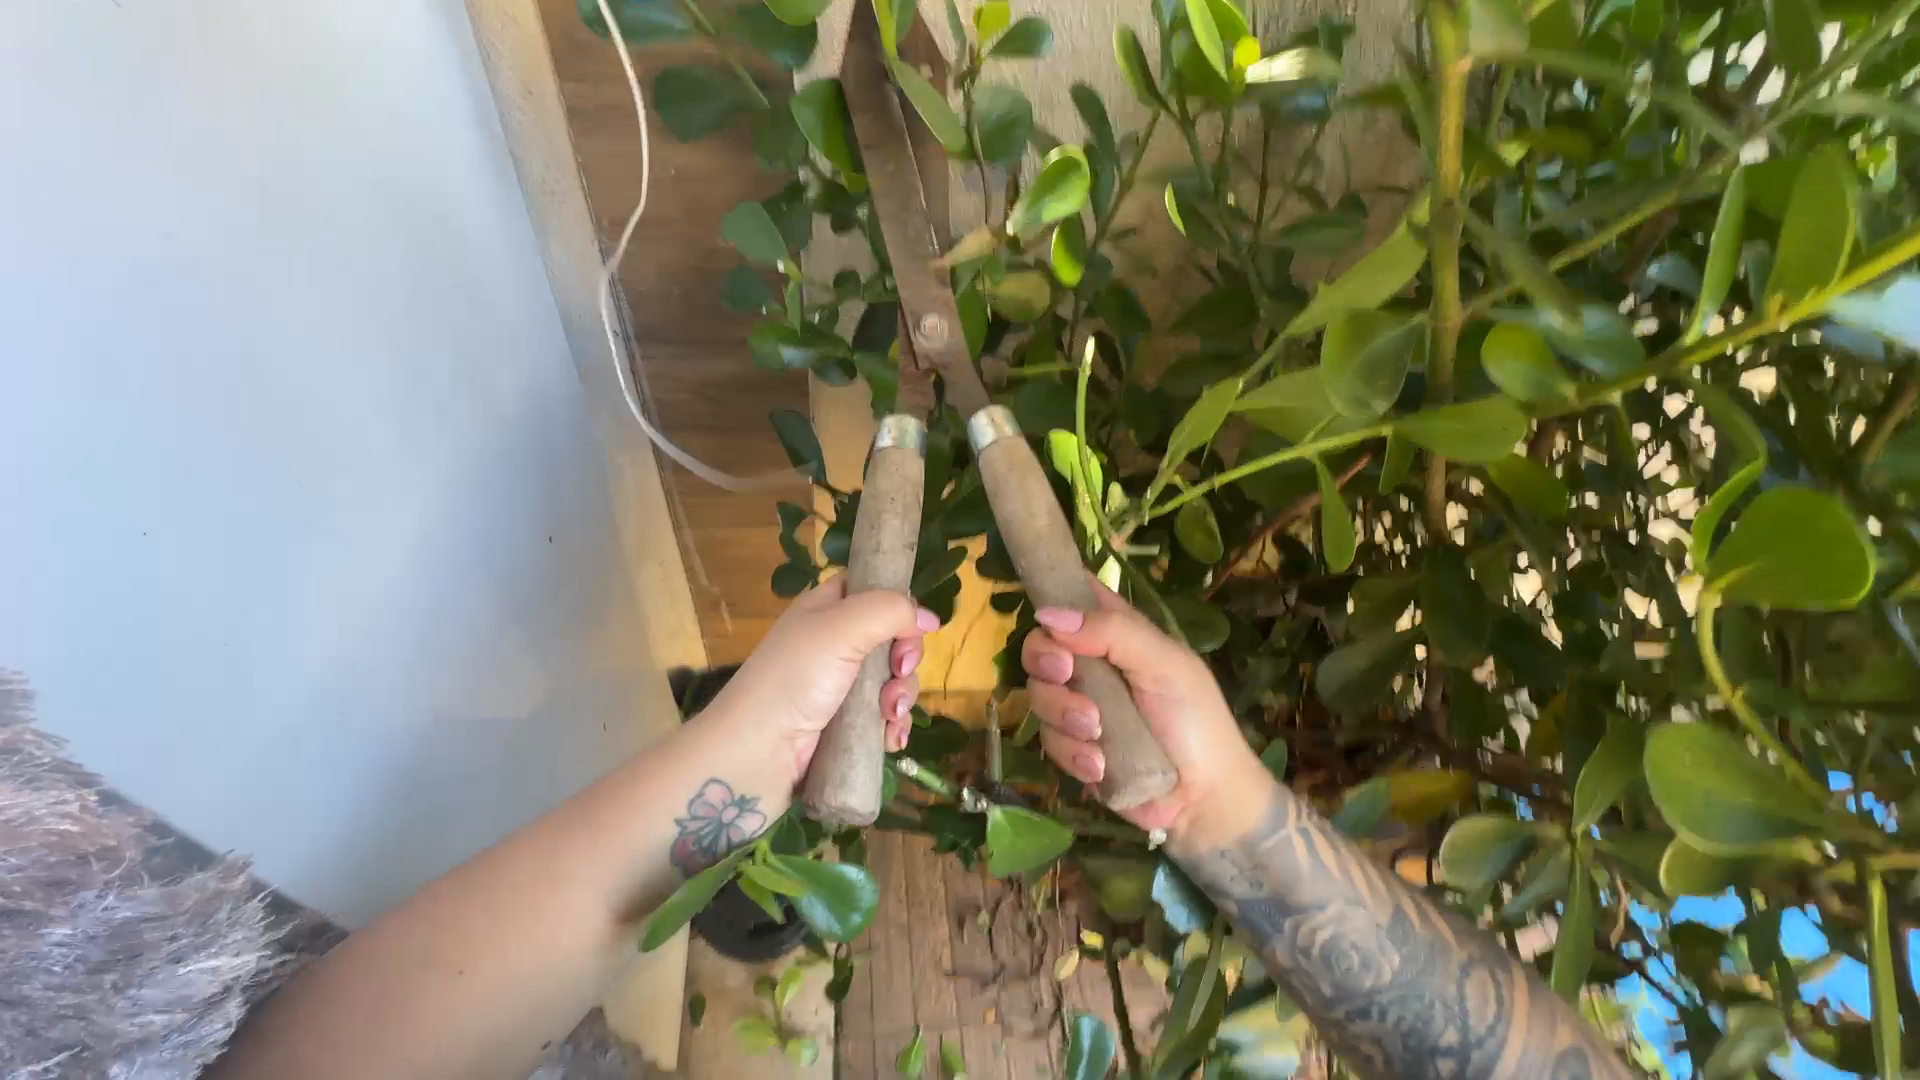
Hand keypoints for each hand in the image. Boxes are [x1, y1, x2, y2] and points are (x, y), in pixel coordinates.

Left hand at [708, 574, 937, 783]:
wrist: (754, 757)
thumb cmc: (794, 680)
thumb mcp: (841, 628)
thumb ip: (890, 610)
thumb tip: (929, 618)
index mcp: (826, 610)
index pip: (872, 589)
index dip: (899, 603)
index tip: (916, 626)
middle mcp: (833, 644)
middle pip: (891, 638)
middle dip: (905, 659)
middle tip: (898, 672)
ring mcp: (839, 688)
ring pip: (892, 681)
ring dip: (902, 698)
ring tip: (889, 717)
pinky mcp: (844, 726)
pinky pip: (884, 718)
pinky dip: (893, 727)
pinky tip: (891, 739)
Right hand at [1021, 581, 1270, 844]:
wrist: (1204, 799)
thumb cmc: (1196, 720)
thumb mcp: (1165, 664)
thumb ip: (1113, 632)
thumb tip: (1048, 614)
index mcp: (1116, 634)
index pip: (1074, 595)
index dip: (1052, 593)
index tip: (1043, 609)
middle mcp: (1091, 664)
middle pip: (1039, 646)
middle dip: (1045, 660)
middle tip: (1065, 674)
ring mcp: (1077, 707)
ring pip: (1038, 696)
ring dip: (1064, 714)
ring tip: (1097, 734)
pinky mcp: (1072, 749)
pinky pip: (1049, 742)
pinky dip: (1074, 754)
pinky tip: (1101, 767)